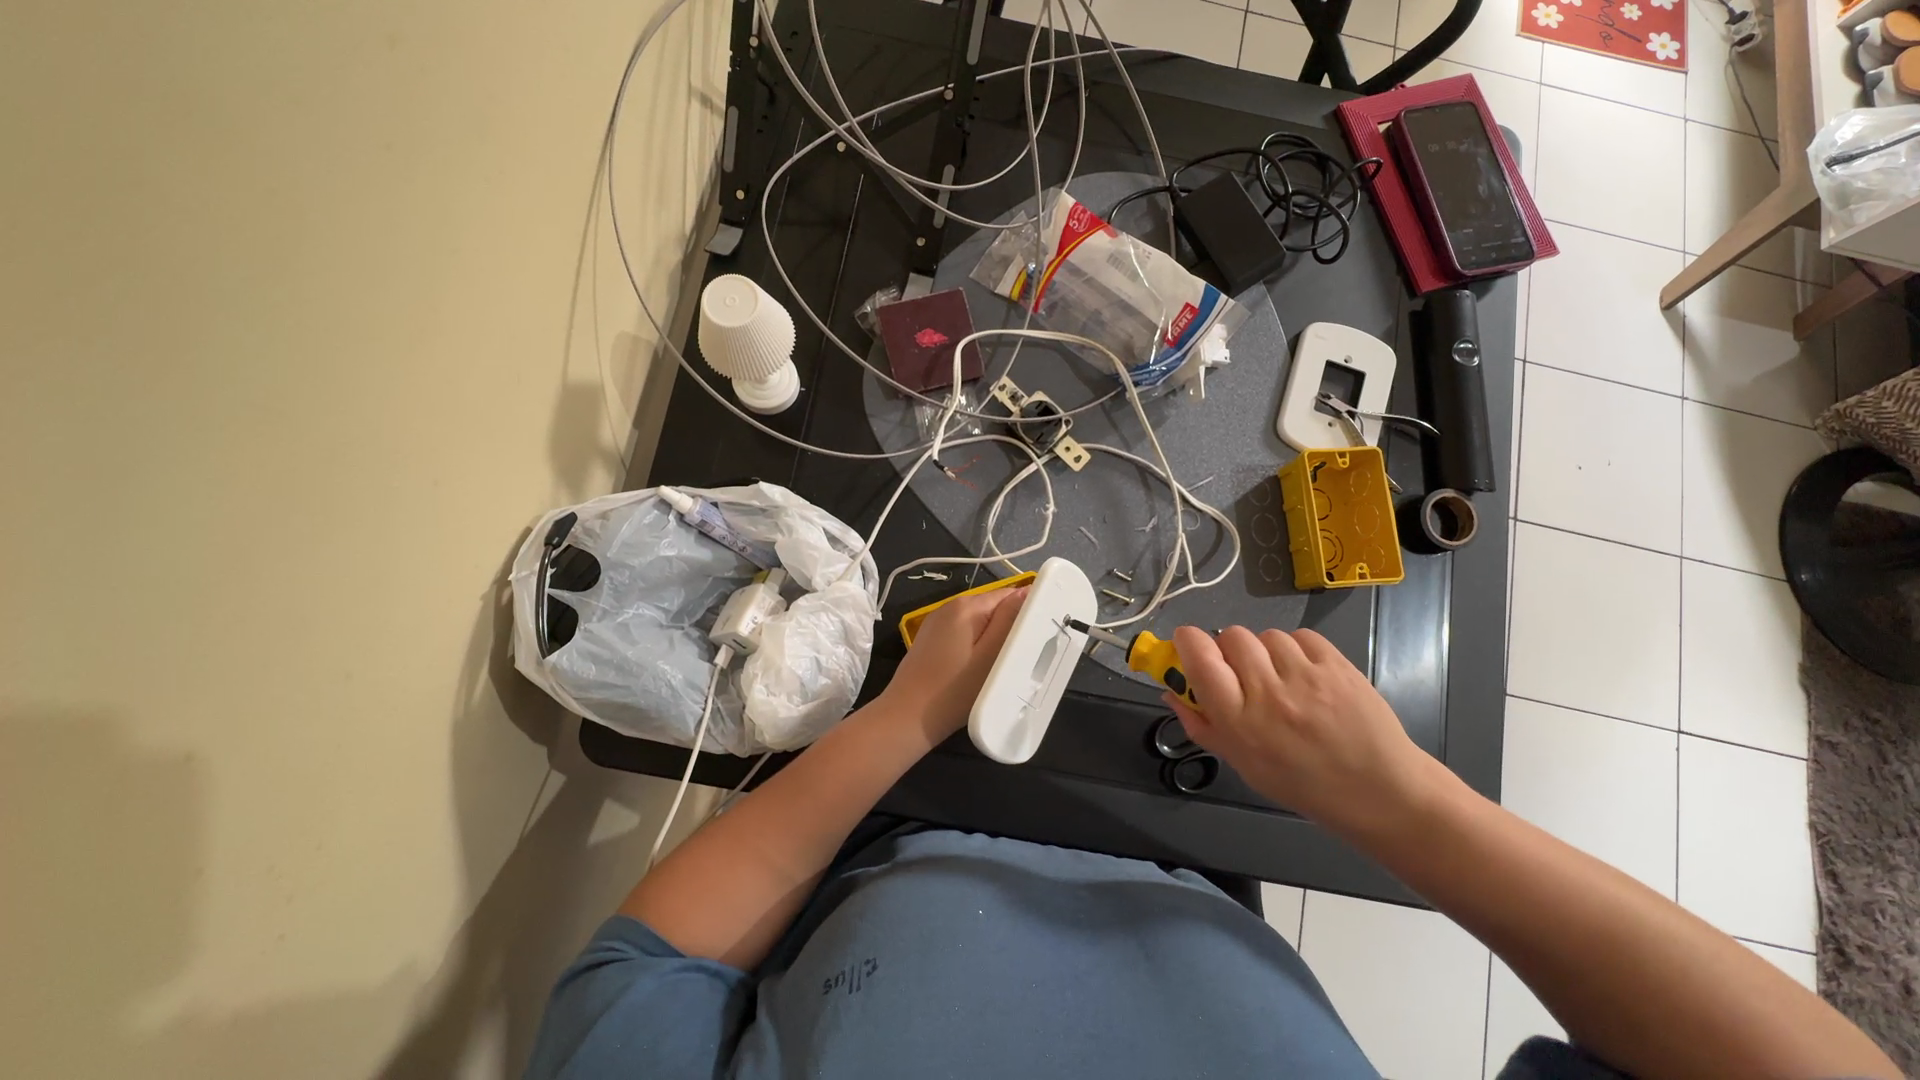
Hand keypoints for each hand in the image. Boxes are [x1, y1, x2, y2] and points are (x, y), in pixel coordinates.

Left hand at [879, 586, 1027, 741]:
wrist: (907, 717)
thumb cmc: (955, 691)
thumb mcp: (990, 657)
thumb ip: (1010, 621)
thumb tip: (1027, 591)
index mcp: (967, 606)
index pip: (1010, 594)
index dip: (1027, 613)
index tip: (1039, 638)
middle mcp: (950, 606)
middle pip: (993, 607)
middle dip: (1010, 627)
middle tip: (1021, 658)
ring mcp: (937, 622)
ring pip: (979, 622)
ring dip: (993, 638)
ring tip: (1000, 666)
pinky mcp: (931, 639)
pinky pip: (963, 633)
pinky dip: (976, 645)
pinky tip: (977, 669)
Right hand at [1163, 625, 1447, 839]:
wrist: (1378, 790)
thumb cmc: (1301, 784)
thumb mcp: (1242, 764)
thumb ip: (1201, 725)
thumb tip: (1171, 692)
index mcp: (1238, 719)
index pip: (1198, 655)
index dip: (1187, 642)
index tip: (1189, 648)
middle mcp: (1268, 691)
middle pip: (1231, 636)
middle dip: (1229, 649)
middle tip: (1242, 673)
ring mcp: (1305, 675)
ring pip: (1266, 635)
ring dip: (1266, 651)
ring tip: (1281, 679)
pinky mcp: (1337, 664)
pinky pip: (1300, 636)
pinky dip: (1296, 649)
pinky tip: (1305, 674)